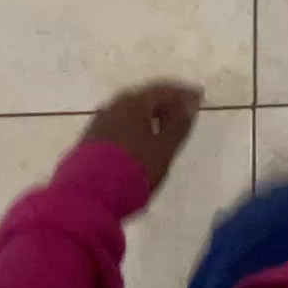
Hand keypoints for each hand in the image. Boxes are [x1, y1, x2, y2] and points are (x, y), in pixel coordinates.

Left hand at [81, 82, 203, 195]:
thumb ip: (179, 124)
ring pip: (131, 112)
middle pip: (145, 98)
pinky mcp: (90, 141)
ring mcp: (99, 122)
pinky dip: (135, 127)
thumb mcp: (164, 148)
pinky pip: (120, 125)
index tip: (199, 98)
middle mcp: (115, 105)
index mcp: (134, 102)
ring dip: (149, 116)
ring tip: (164, 128)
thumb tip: (190, 104)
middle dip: (166, 103)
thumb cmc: (133, 168)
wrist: (87, 197)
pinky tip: (140, 141)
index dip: (184, 93)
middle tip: (183, 112)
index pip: (164, 89)